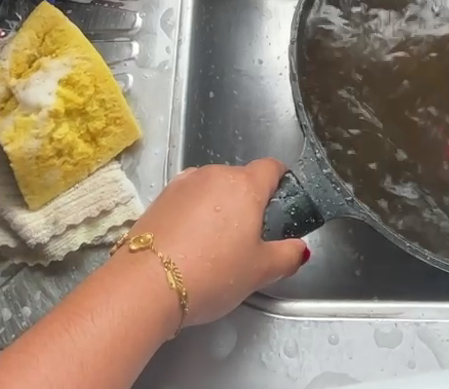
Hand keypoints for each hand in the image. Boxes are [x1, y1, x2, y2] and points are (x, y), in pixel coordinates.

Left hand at [121, 159, 309, 325]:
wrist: (148, 282)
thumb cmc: (212, 273)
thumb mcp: (259, 272)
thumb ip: (286, 256)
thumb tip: (300, 248)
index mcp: (245, 186)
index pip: (271, 167)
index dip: (280, 179)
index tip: (282, 199)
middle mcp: (215, 174)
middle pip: (240, 180)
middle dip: (248, 202)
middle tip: (248, 239)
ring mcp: (185, 182)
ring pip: (212, 188)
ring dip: (219, 207)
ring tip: (215, 245)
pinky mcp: (162, 196)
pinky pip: (189, 198)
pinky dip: (194, 213)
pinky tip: (190, 243)